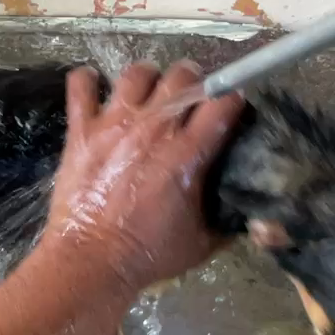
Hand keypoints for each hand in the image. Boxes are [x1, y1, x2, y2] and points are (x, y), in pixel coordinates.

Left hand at [41, 62, 244, 292]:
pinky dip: (86, 80)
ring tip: (148, 91)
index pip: (221, 102)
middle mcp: (153, 128)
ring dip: (147, 78)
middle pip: (183, 76)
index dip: (231, 98)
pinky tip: (93, 86)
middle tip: (189, 98)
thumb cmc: (149, 253)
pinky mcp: (81, 130)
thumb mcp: (203, 242)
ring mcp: (113, 124)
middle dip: (193, 81)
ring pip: (136, 73)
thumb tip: (253, 209)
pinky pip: (81, 85)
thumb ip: (230, 219)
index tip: (230, 105)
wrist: (91, 261)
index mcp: (187, 153)